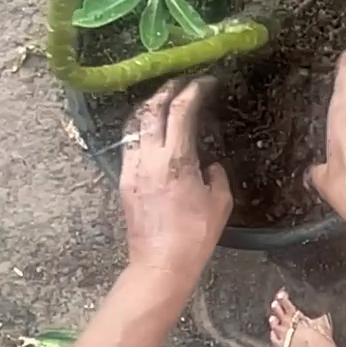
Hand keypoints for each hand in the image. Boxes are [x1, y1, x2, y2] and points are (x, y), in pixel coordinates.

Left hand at [120, 77, 230, 282]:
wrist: (161, 264)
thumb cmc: (196, 236)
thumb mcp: (220, 203)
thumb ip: (217, 175)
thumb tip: (210, 164)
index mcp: (177, 160)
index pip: (181, 111)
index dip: (193, 90)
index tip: (205, 83)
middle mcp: (150, 158)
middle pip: (152, 109)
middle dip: (167, 89)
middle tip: (182, 82)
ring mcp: (133, 168)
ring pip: (134, 124)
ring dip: (149, 106)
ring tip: (162, 100)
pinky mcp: (124, 181)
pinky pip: (129, 144)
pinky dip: (139, 129)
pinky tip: (149, 131)